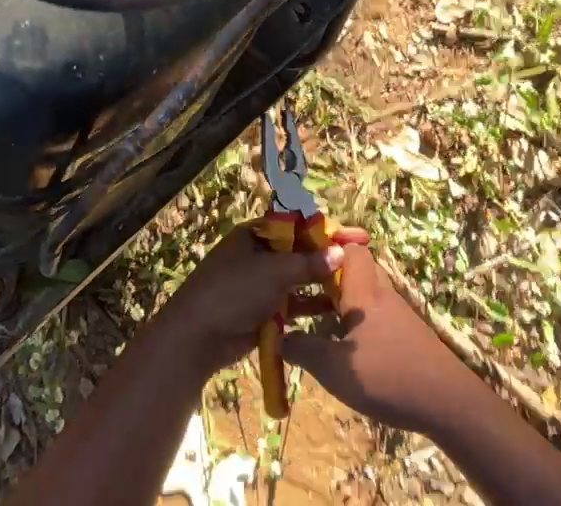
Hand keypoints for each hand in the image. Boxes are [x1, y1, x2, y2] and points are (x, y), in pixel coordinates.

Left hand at [151, 223, 352, 373]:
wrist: (199, 334)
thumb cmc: (234, 291)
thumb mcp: (273, 272)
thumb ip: (307, 263)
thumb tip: (339, 252)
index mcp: (255, 235)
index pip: (295, 225)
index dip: (324, 230)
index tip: (354, 237)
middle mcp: (258, 255)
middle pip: (298, 252)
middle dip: (326, 257)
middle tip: (361, 263)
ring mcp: (261, 284)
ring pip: (297, 279)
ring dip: (321, 282)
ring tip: (356, 288)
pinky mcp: (264, 310)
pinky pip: (293, 303)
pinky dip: (311, 305)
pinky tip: (336, 310)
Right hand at [281, 242, 472, 436]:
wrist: (450, 405)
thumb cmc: (387, 375)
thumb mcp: (334, 368)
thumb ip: (303, 350)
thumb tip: (279, 338)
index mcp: (364, 293)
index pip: (352, 250)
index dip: (330, 246)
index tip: (304, 255)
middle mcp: (383, 297)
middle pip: (360, 269)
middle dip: (333, 275)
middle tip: (306, 288)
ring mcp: (400, 317)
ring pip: (368, 295)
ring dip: (346, 301)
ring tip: (319, 317)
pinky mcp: (410, 338)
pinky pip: (379, 317)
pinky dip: (360, 323)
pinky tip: (348, 347)